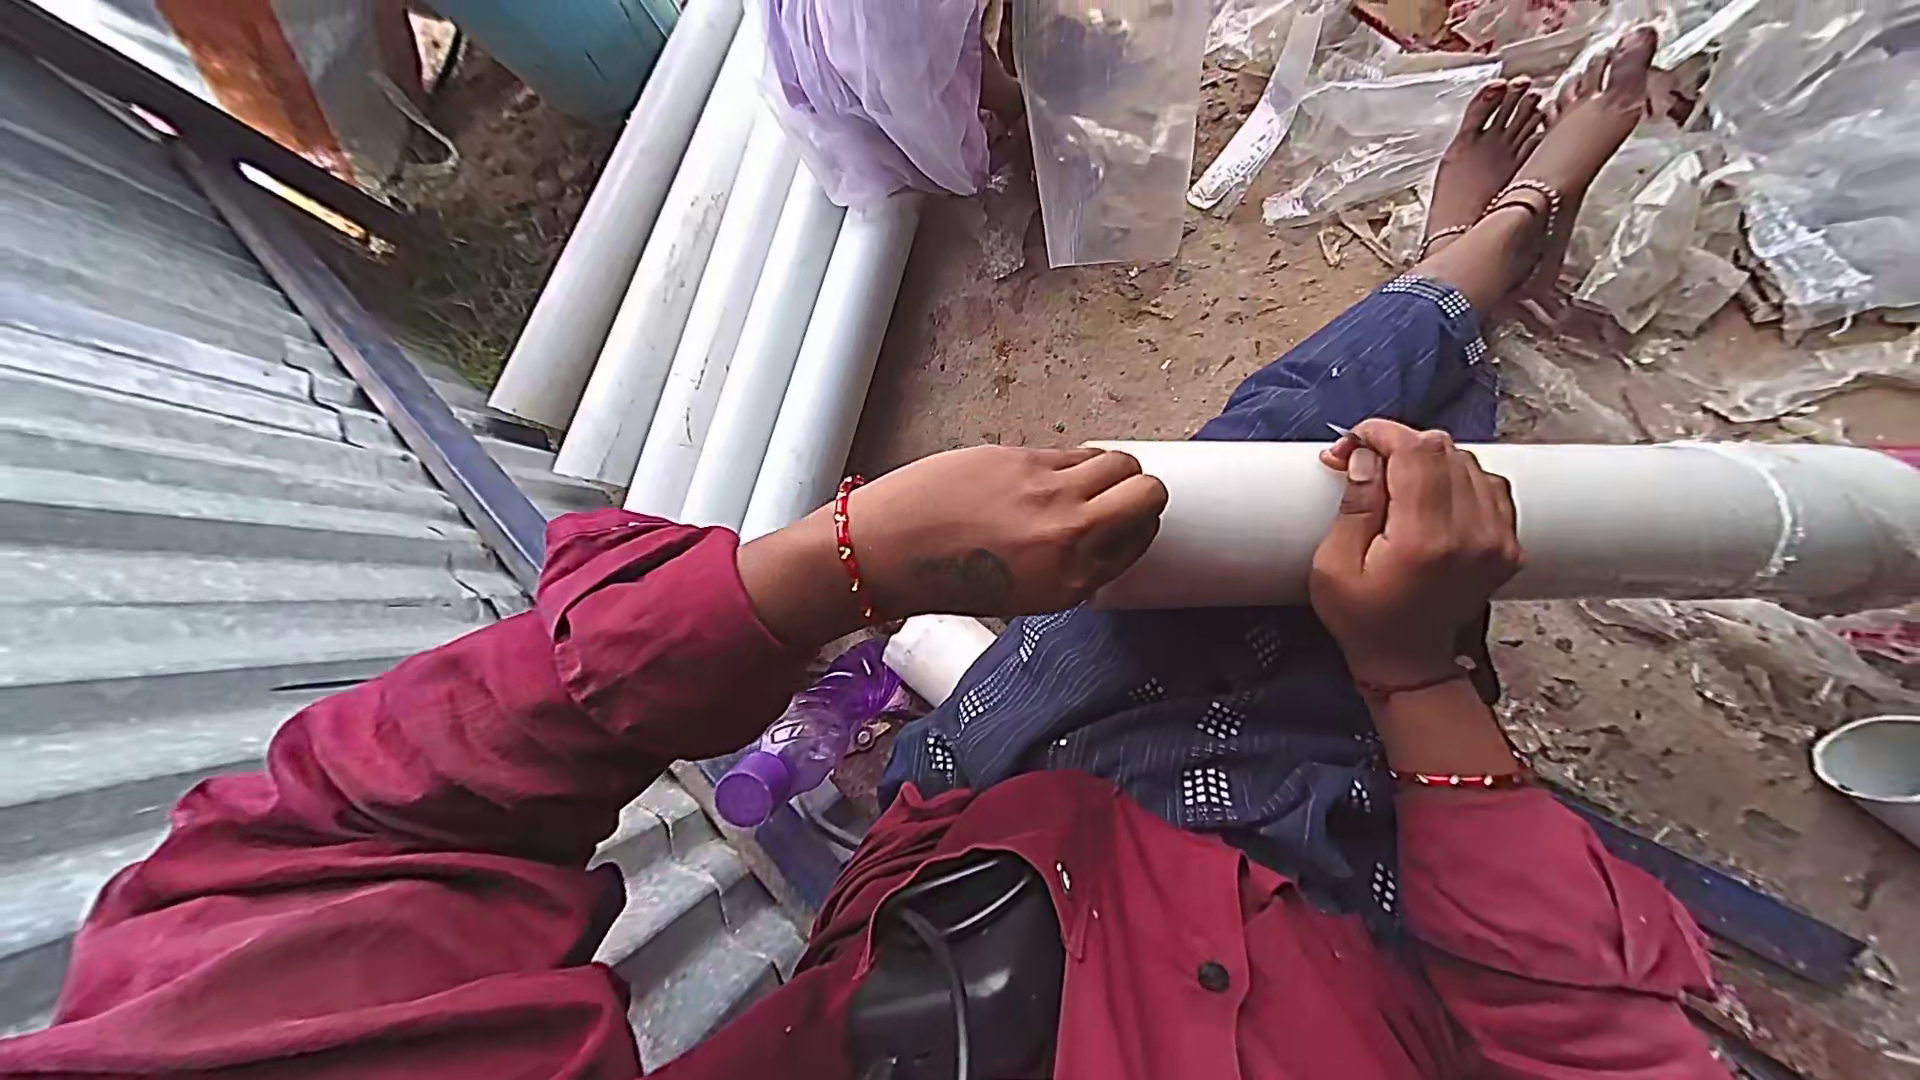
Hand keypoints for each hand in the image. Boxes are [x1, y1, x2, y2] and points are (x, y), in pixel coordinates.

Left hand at [851, 445, 1167, 616]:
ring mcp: (1048, 491)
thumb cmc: (948, 576)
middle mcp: (1070, 535)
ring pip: (1116, 461)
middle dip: (1141, 490)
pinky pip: (1072, 452)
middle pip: (1146, 491)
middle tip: (1116, 494)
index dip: (1137, 525)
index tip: (1125, 518)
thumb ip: (1076, 564)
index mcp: (1072, 579)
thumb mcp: (1028, 594)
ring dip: (1108, 469)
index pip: (1140, 539)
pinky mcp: (1022, 458)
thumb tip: (1101, 532)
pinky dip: (1069, 461)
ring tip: (1078, 481)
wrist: (891, 548)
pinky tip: (1041, 474)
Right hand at [1309, 420, 1522, 685]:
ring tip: (1390, 481)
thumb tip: (1363, 458)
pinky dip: (1453, 478)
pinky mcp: (1508, 544)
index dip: (1381, 434)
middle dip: (1397, 444)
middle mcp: (1474, 535)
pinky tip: (1425, 495)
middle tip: (1360, 462)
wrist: (1407, 660)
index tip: (1352, 441)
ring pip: (1467, 462)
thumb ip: (1353, 507)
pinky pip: (1488, 485)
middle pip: (1445, 450)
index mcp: (1426, 540)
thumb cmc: (1361, 618)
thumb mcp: (1332, 565)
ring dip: (1425, 460)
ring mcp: (1498, 540)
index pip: (1418, 453)